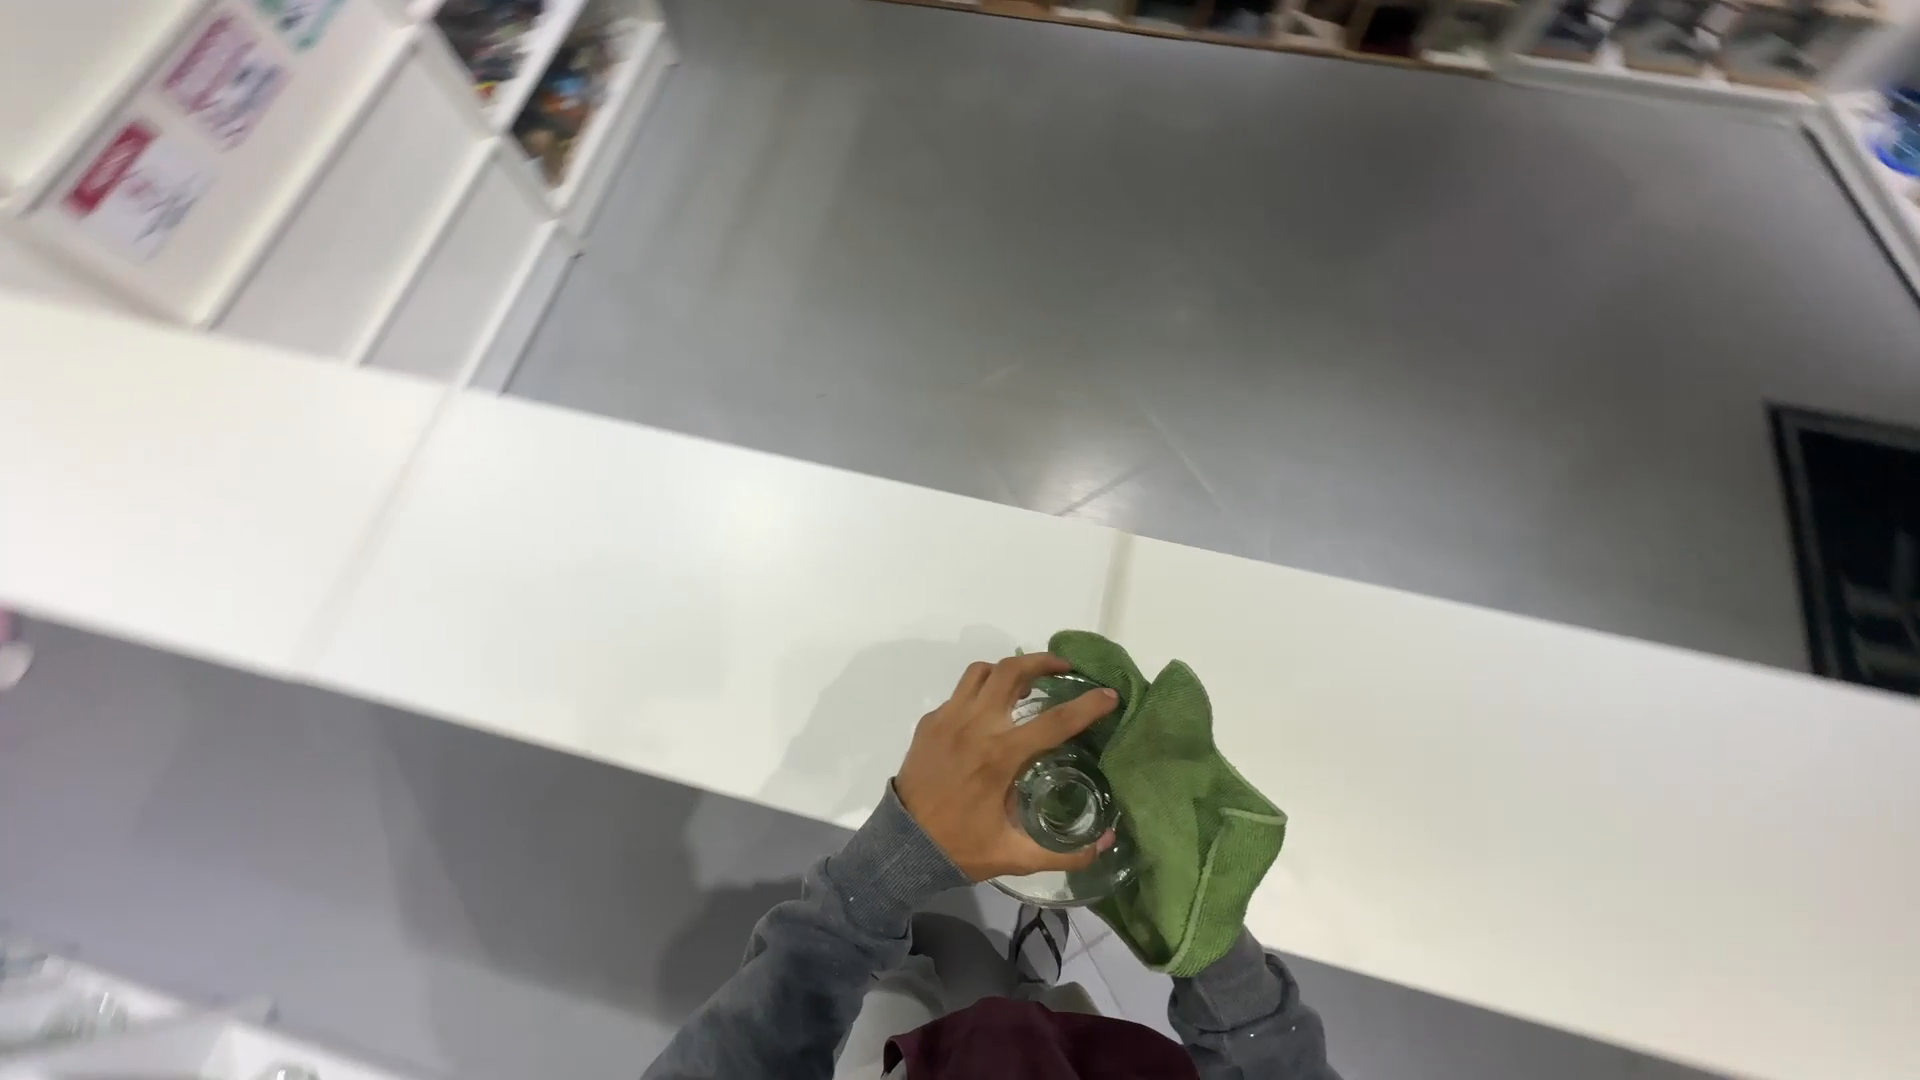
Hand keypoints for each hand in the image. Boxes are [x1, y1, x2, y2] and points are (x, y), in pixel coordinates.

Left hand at [894, 653, 1118, 881]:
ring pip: (982, 672)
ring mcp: (948, 718)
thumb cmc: (960, 847)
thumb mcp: (1015, 857)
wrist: (902, 845)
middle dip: (1043, 661)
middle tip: (1066, 668)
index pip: (1054, 721)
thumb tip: (1106, 842)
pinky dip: (982, 689)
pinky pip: (960, 691)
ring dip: (1009, 669)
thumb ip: (1064, 853)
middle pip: (1012, 671)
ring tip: (1028, 681)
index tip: (1109, 694)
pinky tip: (991, 710)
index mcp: (1000, 756)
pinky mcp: (930, 721)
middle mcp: (975, 726)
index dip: (1087, 706)